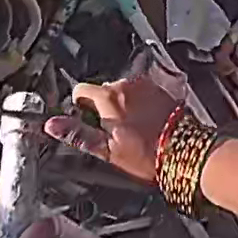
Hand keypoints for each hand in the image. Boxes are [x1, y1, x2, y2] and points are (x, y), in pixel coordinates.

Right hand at [43, 61, 186, 181]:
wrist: (185, 150)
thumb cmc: (146, 154)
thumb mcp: (107, 150)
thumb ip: (78, 134)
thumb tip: (52, 124)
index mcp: (107, 97)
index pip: (80, 90)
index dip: (81, 108)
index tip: (90, 123)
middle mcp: (124, 84)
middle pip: (101, 91)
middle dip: (102, 108)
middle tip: (114, 133)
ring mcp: (143, 84)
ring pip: (121, 91)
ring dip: (122, 105)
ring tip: (133, 129)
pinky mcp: (158, 88)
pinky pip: (139, 91)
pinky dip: (138, 103)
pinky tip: (146, 121)